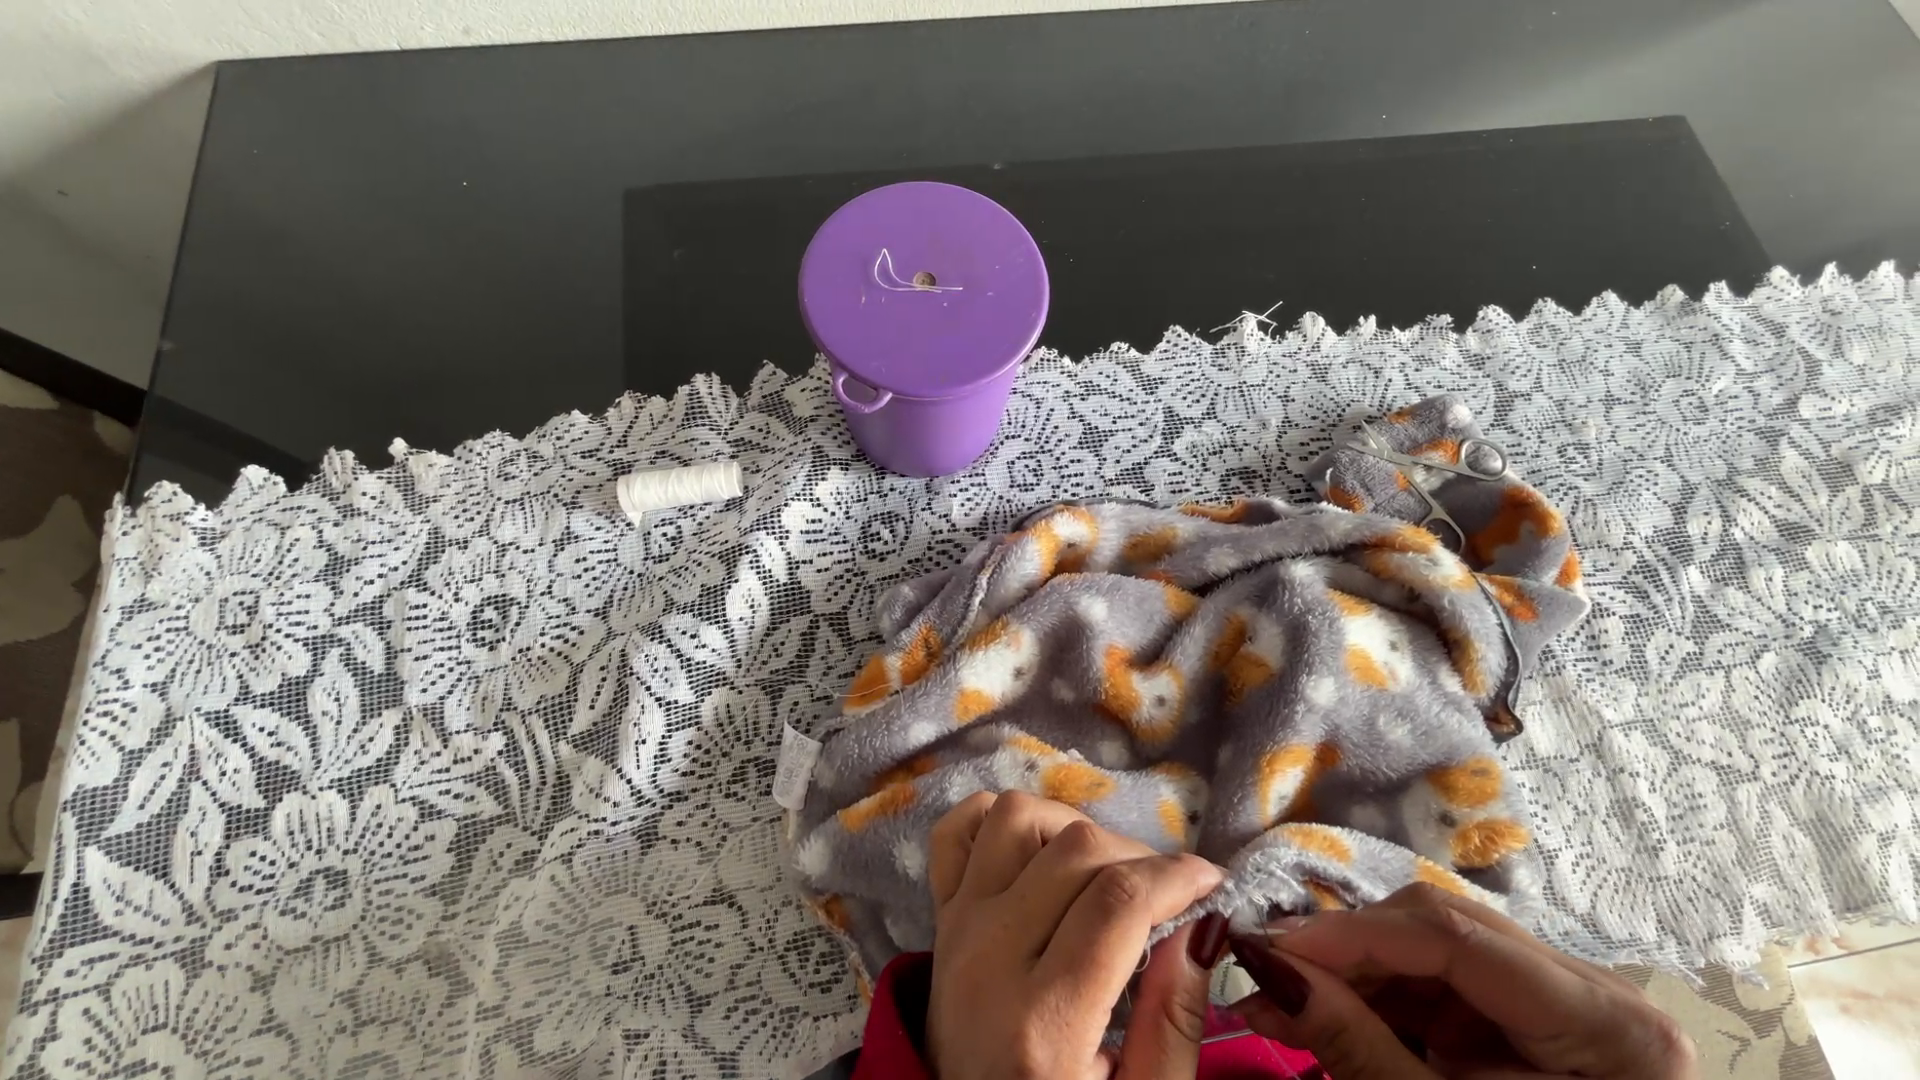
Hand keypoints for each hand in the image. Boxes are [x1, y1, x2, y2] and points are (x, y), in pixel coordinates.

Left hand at [925, 791, 1228, 1079]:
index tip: (1212, 884)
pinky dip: (999, 821)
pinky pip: (958, 828)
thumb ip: (1171, 1020)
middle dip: (1139, 857)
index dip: (1177, 877)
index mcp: (1042, 1022)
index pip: (1117, 902)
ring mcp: (955, 925)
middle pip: (1075, 850)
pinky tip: (1038, 853)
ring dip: (1072, 829)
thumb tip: (1202, 926)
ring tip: (1103, 873)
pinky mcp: (939, 913)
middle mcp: (989, 955)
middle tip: (1167, 895)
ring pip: (1017, 818)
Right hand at [1227, 883, 1698, 1078]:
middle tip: (1259, 973)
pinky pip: (1430, 982)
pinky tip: (1318, 1011)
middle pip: (1433, 928)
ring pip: (1421, 948)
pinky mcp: (1521, 1013)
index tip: (1264, 946)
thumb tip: (1264, 967)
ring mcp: (1554, 996)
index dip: (1348, 933)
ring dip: (1343, 974)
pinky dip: (1371, 998)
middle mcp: (1586, 987)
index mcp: (1604, 1022)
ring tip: (1274, 1003)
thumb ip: (1357, 1046)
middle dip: (1338, 951)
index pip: (1450, 934)